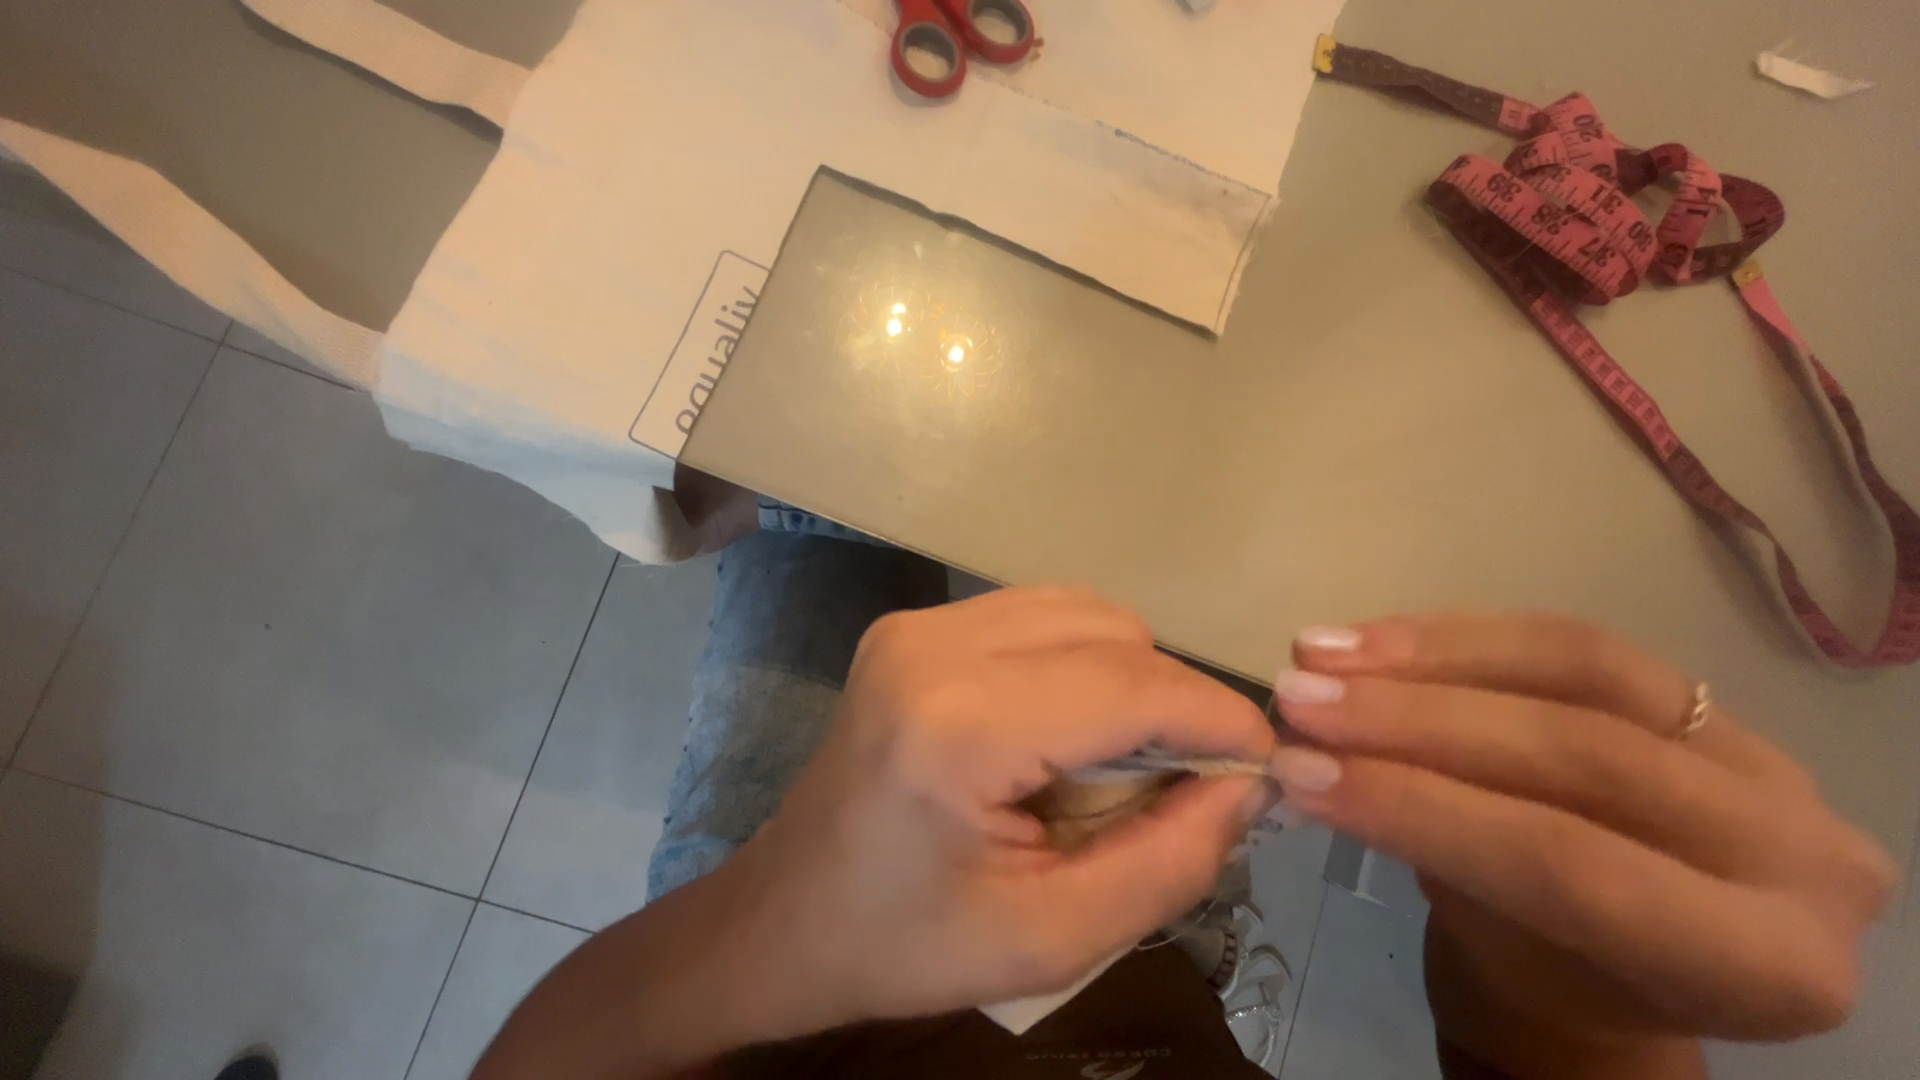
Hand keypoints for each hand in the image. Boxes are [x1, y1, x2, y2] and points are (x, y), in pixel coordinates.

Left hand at [718, 587, 1278, 1036]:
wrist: (789, 914)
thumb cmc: (908, 942)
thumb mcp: (1053, 937)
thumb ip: (1167, 861)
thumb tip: (1243, 785)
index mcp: (956, 726)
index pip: (1126, 685)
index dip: (1214, 716)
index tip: (1264, 763)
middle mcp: (932, 647)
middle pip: (1109, 631)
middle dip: (1169, 700)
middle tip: (1182, 782)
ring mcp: (917, 625)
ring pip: (1079, 612)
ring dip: (1126, 676)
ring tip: (1117, 762)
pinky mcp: (914, 626)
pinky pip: (1037, 617)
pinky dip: (1080, 662)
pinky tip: (1065, 729)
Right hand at [1272, 613, 1896, 1076]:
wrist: (1604, 948)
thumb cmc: (1540, 967)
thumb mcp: (1486, 937)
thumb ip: (1417, 842)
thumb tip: (1303, 762)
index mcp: (1760, 963)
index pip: (1568, 864)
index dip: (1420, 806)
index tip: (1296, 772)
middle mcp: (1796, 852)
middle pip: (1578, 751)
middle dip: (1410, 719)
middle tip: (1297, 700)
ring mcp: (1760, 756)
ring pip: (1578, 667)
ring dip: (1424, 654)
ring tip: (1317, 650)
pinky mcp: (1701, 697)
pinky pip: (1567, 642)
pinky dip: (1450, 634)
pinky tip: (1366, 638)